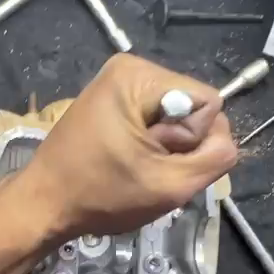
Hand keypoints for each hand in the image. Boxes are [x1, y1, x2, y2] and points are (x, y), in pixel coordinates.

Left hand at [10, 54, 237, 238]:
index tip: (157, 161)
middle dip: (178, 145)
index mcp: (139, 75)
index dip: (193, 141)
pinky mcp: (112, 101)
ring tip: (133, 167)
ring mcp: (118, 83)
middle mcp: (130, 68)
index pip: (208, 104)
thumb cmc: (101, 195)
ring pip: (177, 118)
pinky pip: (156, 121)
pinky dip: (150, 146)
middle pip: (192, 107)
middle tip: (143, 168)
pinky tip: (127, 162)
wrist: (45, 205)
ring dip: (165, 149)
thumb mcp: (170, 185)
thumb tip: (227, 141)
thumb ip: (215, 158)